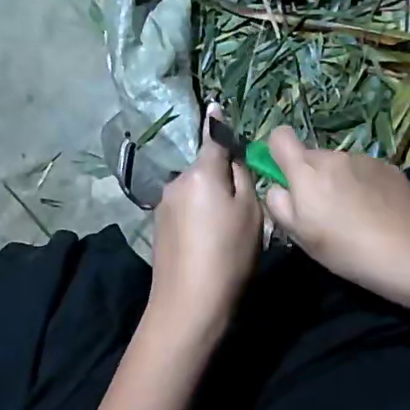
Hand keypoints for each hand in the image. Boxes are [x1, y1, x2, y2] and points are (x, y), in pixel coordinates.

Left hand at [147, 108, 262, 334]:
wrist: (189, 303)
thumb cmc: (228, 254)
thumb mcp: (250, 212)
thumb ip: (241, 176)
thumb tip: (230, 157)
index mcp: (200, 172)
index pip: (212, 138)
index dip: (219, 123)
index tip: (217, 106)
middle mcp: (176, 182)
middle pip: (205, 167)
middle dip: (221, 175)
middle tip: (244, 202)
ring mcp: (164, 205)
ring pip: (195, 189)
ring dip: (209, 197)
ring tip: (227, 228)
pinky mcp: (159, 227)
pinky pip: (185, 208)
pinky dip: (198, 215)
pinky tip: (208, 240)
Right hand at [262, 126, 409, 295]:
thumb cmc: (346, 249)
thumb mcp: (300, 236)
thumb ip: (280, 206)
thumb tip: (278, 189)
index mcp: (306, 171)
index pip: (280, 137)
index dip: (277, 152)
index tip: (283, 177)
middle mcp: (334, 157)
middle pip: (311, 157)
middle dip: (310, 178)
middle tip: (321, 213)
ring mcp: (364, 160)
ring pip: (339, 165)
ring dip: (338, 183)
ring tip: (352, 216)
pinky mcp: (389, 168)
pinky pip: (363, 172)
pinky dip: (363, 187)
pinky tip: (375, 214)